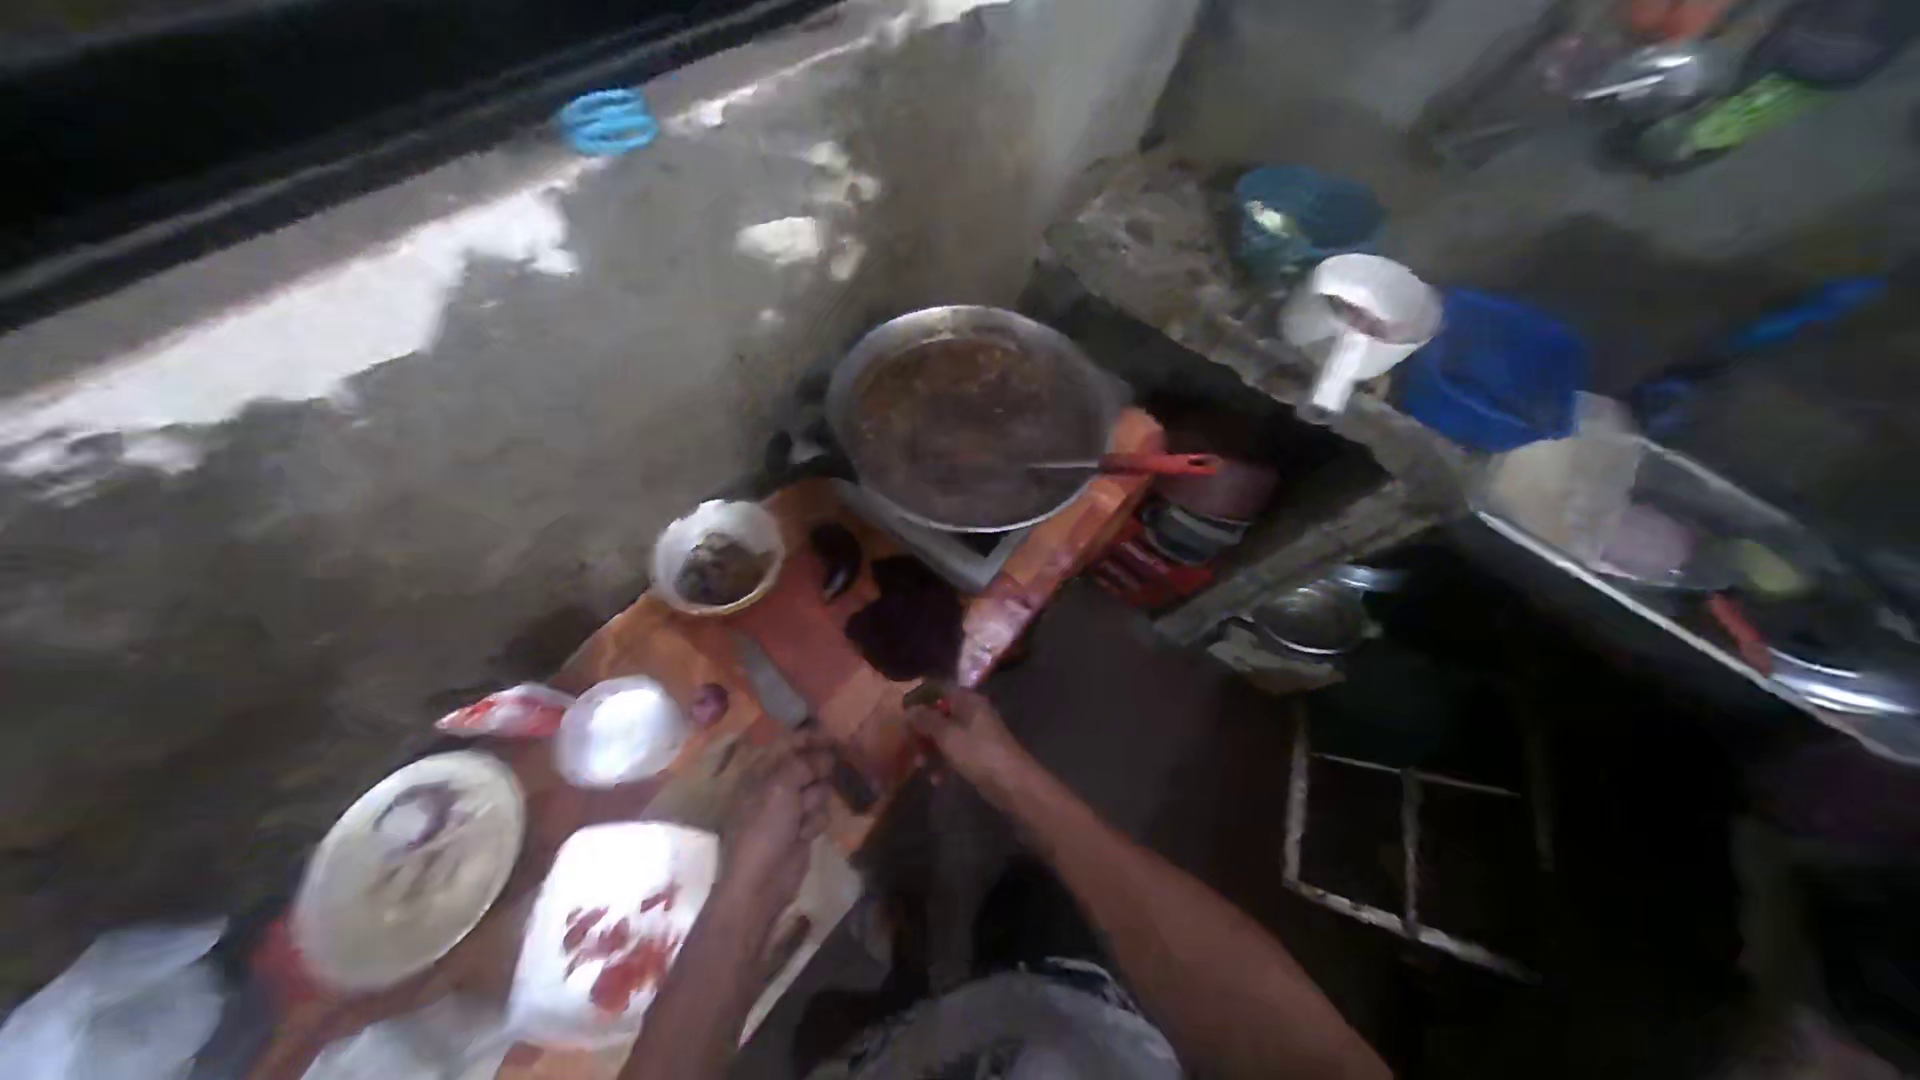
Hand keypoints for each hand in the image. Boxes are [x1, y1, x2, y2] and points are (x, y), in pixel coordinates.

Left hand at [715, 733, 831, 935]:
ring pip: (819, 789)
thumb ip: (803, 764)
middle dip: (818, 769)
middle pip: (807, 765)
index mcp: (759, 774)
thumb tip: (825, 755)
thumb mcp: (780, 788)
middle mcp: (775, 787)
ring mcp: (790, 809)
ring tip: (802, 819)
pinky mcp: (803, 828)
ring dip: (815, 801)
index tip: (832, 735)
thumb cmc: (763, 829)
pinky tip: (805, 836)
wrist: (760, 883)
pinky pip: (821, 813)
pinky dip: (815, 822)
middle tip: (831, 768)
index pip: (786, 744)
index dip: (808, 737)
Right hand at [905, 686, 1027, 790]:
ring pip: (946, 735)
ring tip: (920, 767)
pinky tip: (937, 780)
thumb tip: (909, 710)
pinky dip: (945, 763)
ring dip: (931, 750)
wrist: (1013, 783)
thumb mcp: (947, 735)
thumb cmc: (978, 752)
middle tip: (909, 746)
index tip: (903, 712)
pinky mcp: (980, 754)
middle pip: (941, 713)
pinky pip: (956, 753)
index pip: (939, 688)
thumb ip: (926, 720)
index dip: (920, 697)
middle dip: (923, 730)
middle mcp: (972, 712)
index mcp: (967, 700)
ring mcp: (977, 734)